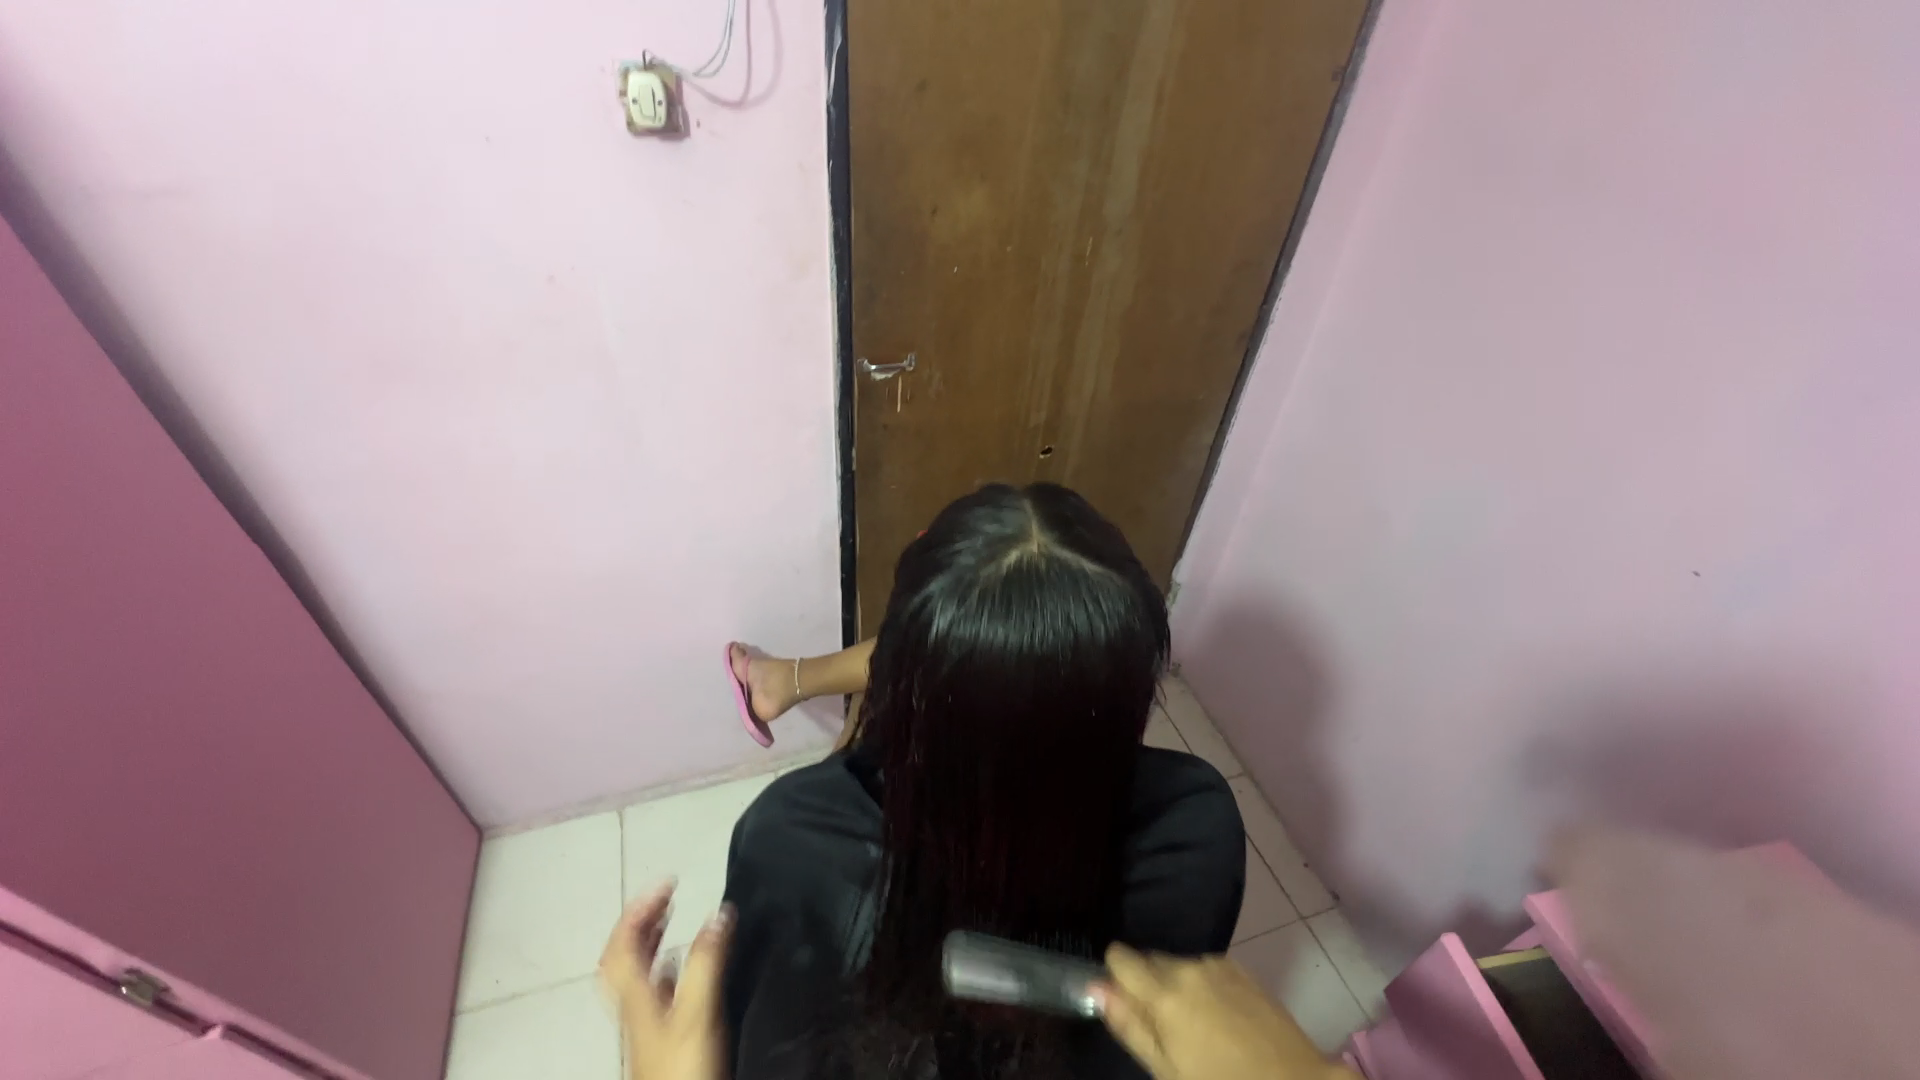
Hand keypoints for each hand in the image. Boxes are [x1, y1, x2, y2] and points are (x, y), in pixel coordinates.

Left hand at [599, 881, 734, 1079]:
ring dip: (649, 940)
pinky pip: (656, 990)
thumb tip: (720, 911)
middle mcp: (634, 1006)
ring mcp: (646, 1022)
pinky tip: (681, 965)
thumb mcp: (697, 1012)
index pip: (623, 943)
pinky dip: (665, 966)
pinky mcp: (661, 1036)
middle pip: (624, 956)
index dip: (639, 909)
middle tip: (668, 895)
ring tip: (669, 918)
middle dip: (641, 920)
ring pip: (637, 972)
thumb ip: (707, 961)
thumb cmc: (684, 1068)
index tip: (669, 882)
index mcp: (635, 996)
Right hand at [1092, 945, 1356, 1079]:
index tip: (1126, 1005)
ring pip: (1178, 964)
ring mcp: (1217, 965)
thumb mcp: (1168, 1071)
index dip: (1116, 978)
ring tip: (1196, 1027)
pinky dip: (1203, 985)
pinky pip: (1205, 968)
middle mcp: (1188, 967)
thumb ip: (1130, 1026)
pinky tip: (1220, 1019)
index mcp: (1165, 993)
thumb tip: (1095, 986)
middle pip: (1148, 959)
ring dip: (1176, 985)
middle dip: (1147, 985)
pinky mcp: (1241, 969)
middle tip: (1164, 1027)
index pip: (1120, 957)